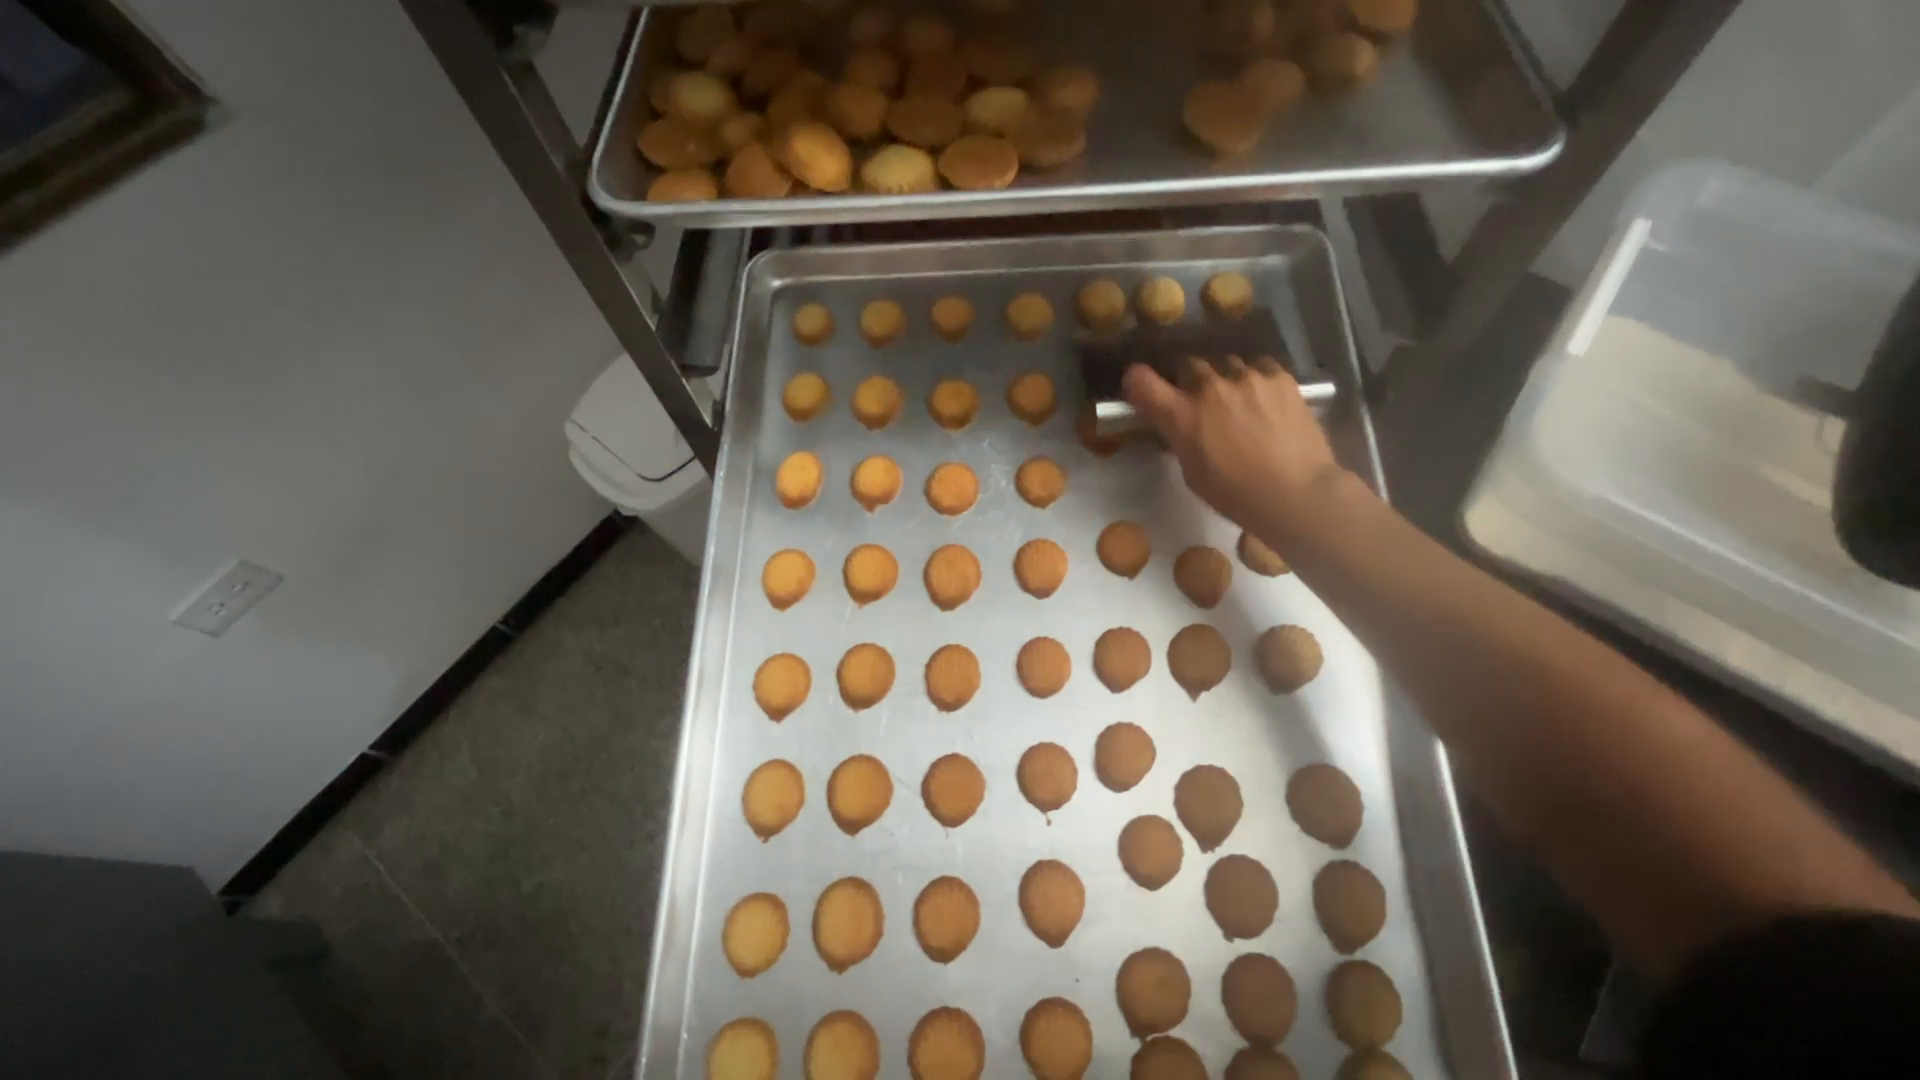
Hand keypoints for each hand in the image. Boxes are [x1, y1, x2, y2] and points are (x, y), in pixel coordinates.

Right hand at [1122, 357, 1345, 539]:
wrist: (1296, 492)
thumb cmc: (1237, 494)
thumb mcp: (1192, 472)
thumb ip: (1181, 439)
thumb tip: (1180, 426)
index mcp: (1182, 415)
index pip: (1141, 380)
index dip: (1137, 382)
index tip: (1142, 389)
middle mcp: (1210, 387)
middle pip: (1188, 364)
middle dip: (1188, 380)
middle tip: (1198, 399)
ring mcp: (1247, 377)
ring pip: (1225, 363)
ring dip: (1224, 378)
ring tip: (1237, 398)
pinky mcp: (1280, 377)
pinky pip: (1259, 366)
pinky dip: (1255, 377)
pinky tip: (1264, 396)